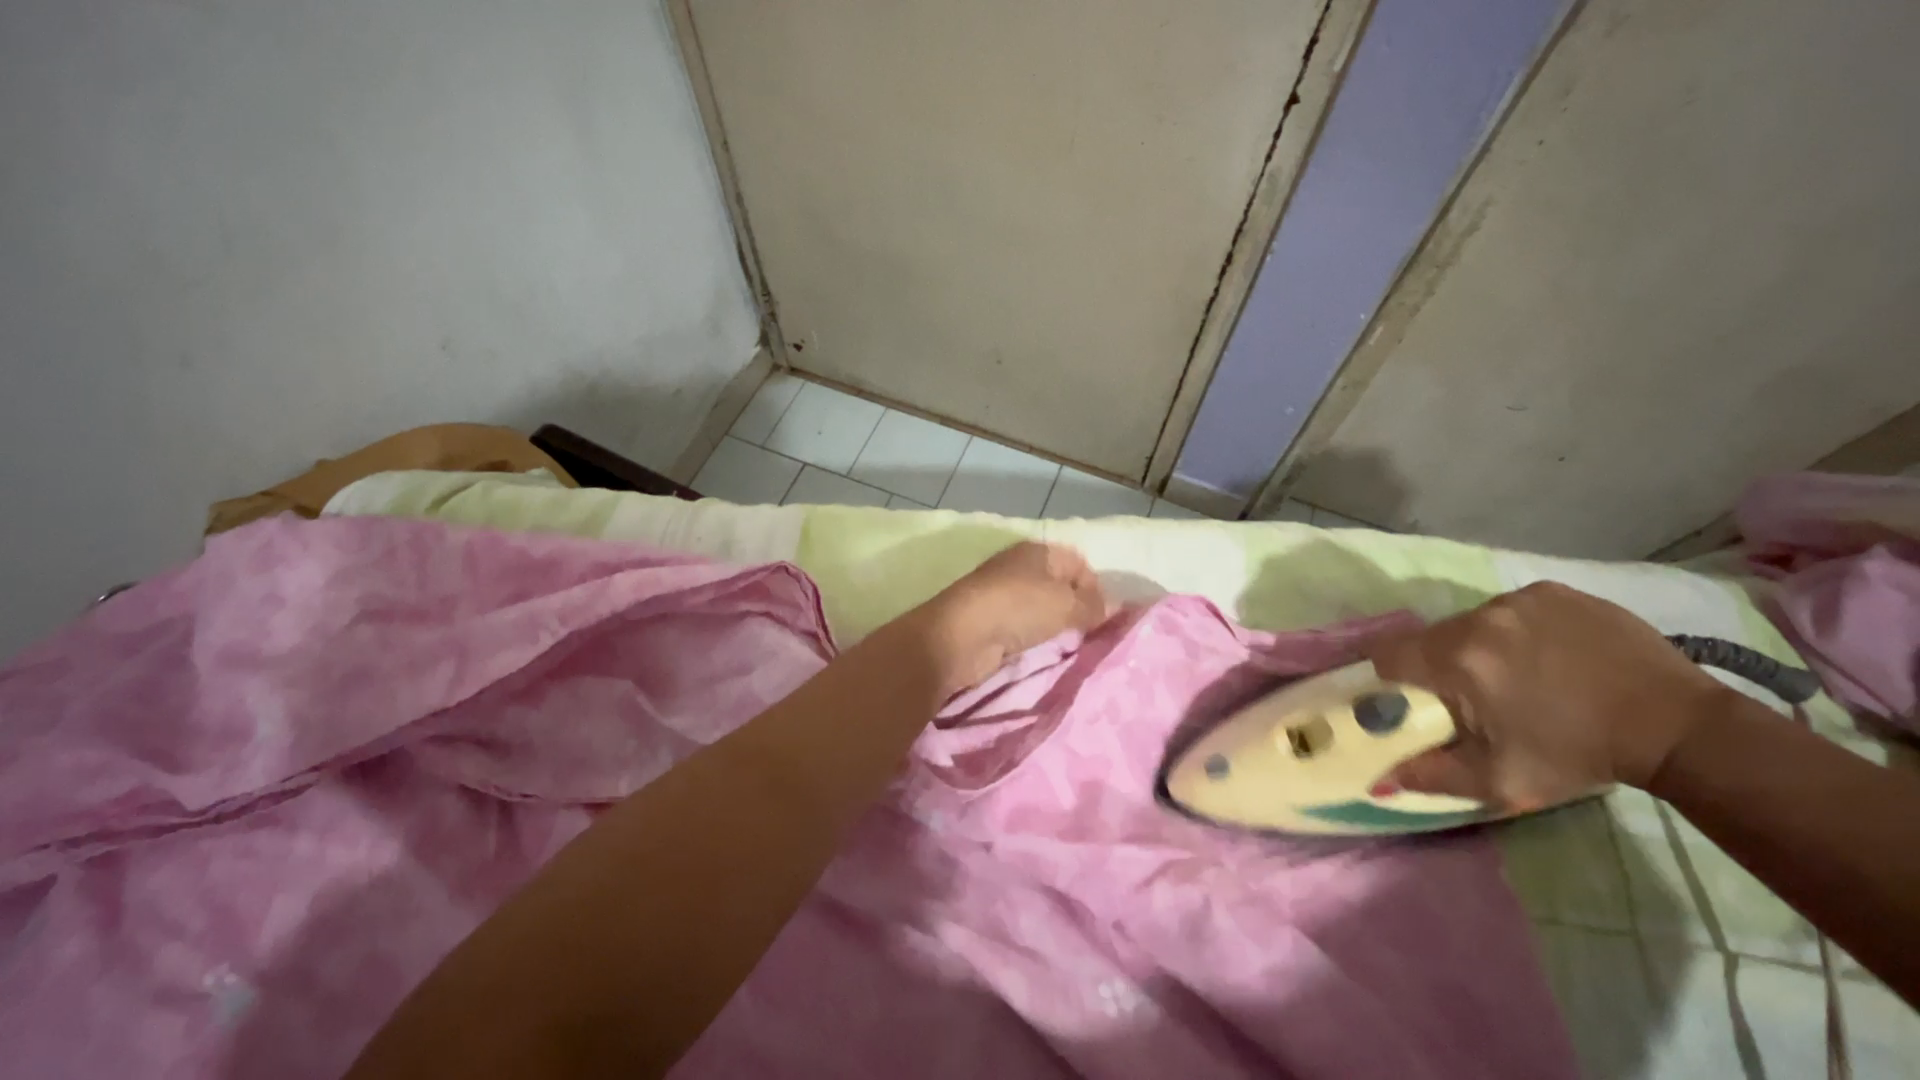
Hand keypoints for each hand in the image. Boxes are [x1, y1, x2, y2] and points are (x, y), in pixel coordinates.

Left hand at [912, 541, 1111, 692]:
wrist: (960, 636)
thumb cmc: (1018, 608)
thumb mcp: (1067, 605)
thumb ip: (1095, 605)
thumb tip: (1116, 606)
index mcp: (1038, 550)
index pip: (1078, 562)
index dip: (1096, 586)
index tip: (1105, 615)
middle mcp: (1019, 567)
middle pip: (1060, 585)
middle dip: (1077, 608)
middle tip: (1092, 633)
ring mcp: (1002, 593)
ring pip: (1042, 608)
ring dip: (1056, 626)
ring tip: (1071, 645)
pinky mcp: (990, 620)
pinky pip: (1024, 626)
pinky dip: (1035, 637)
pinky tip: (1042, 651)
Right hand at [1367, 582, 1735, 809]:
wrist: (1675, 726)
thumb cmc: (1577, 755)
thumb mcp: (1499, 781)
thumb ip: (1431, 775)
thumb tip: (1378, 779)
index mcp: (1458, 659)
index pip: (1387, 654)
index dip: (1388, 678)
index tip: (1412, 701)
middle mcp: (1481, 616)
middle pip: (1432, 638)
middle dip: (1440, 667)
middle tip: (1474, 701)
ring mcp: (1521, 599)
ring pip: (1473, 623)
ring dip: (1481, 648)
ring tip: (1521, 679)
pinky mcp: (1556, 591)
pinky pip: (1514, 610)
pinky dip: (1519, 632)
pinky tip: (1552, 658)